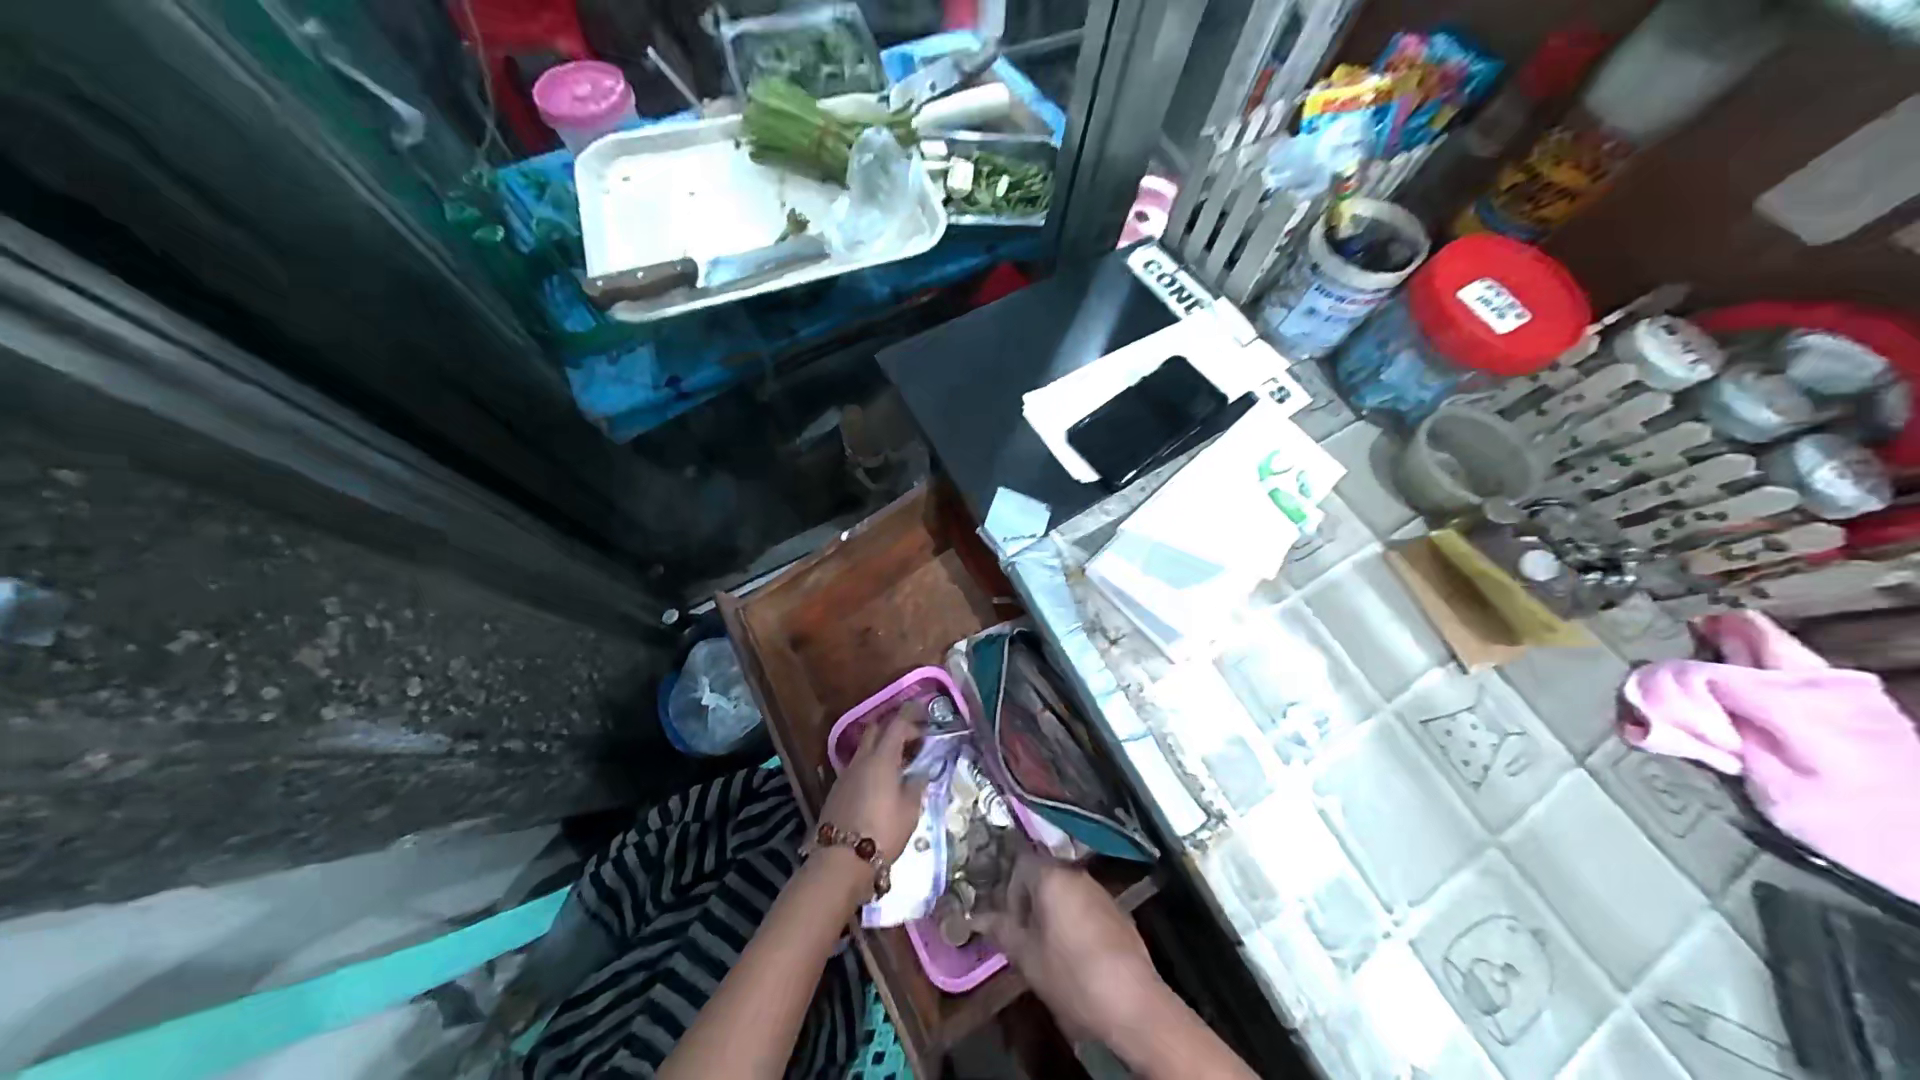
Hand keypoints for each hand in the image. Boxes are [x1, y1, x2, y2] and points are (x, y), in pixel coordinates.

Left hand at [818, 704, 928, 862]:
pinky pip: (857, 767)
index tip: (923, 712)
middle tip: (912, 737)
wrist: (841, 860)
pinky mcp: (837, 790)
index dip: (910, 716)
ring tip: (899, 761)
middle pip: (875, 730)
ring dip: (880, 747)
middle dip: (893, 727)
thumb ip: (916, 786)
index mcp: (882, 759)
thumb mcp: (910, 810)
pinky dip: (870, 765)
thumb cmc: (883, 831)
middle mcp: (861, 760)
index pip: (897, 725)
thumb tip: (919, 773)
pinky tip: (880, 781)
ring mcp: (846, 774)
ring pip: (864, 749)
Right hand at [977, 851, 1172, 1043]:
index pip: (1021, 864)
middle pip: (1045, 876)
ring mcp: (1102, 892)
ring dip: (1054, 912)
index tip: (1011, 923)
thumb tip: (978, 919)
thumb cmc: (1070, 974)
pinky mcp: (1120, 912)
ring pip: (1067, 892)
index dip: (1010, 891)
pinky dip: (1076, 921)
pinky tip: (1078, 955)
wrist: (1131, 1001)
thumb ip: (1002, 931)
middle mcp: (1077, 875)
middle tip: (1026, 937)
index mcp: (1052, 876)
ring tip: (1050, 949)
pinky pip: (1087, 907)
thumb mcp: (1027, 957)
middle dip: (1031, 903)